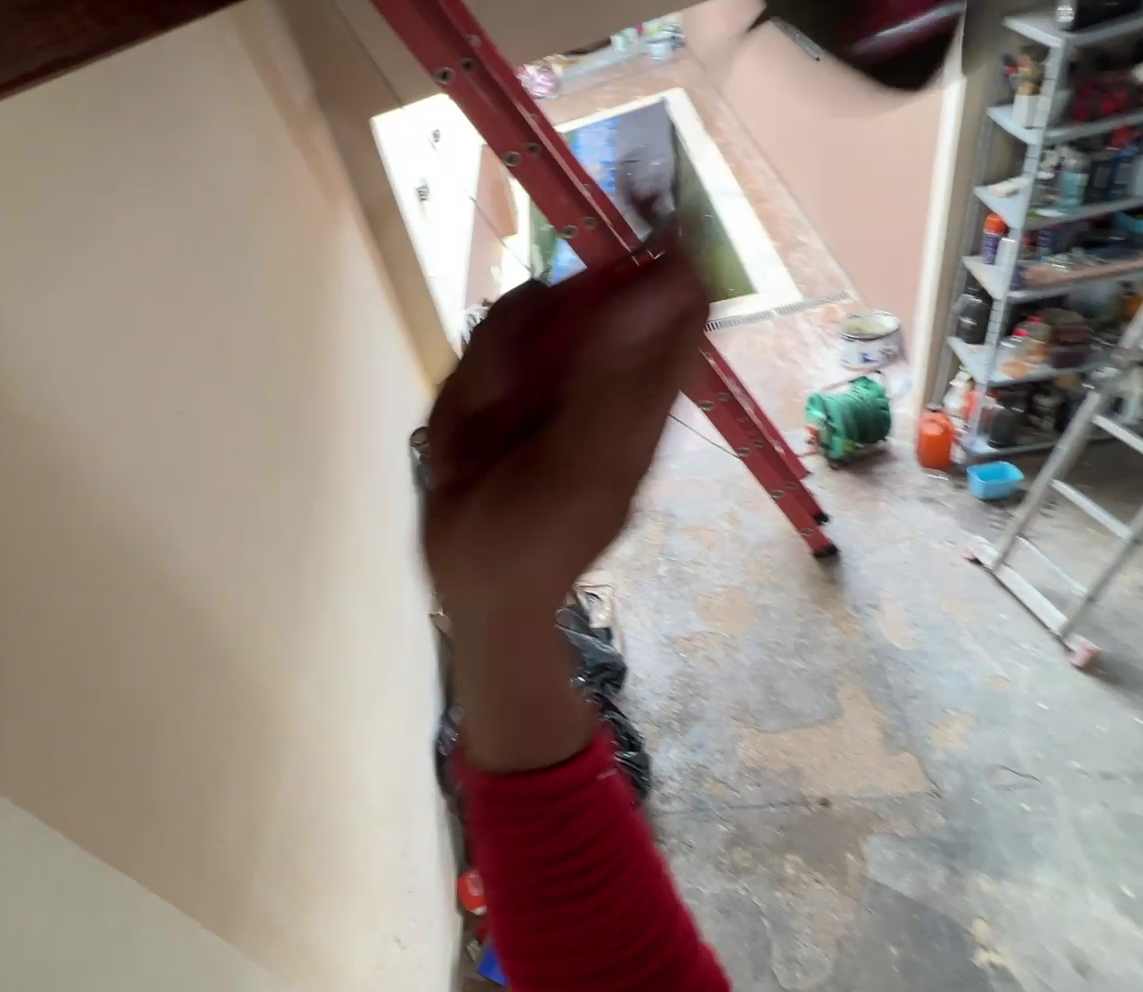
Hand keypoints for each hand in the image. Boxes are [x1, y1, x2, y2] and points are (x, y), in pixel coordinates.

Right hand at [422, 249, 708, 634]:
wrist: (476, 589)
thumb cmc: (533, 544)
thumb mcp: (578, 469)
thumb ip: (613, 378)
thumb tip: (665, 283)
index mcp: (642, 400)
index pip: (679, 306)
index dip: (658, 263)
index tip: (605, 251)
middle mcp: (600, 377)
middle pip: (585, 297)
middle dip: (537, 329)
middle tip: (505, 392)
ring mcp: (547, 381)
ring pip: (523, 319)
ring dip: (491, 366)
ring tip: (477, 437)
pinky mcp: (500, 392)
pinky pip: (483, 352)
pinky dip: (464, 388)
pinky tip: (462, 438)